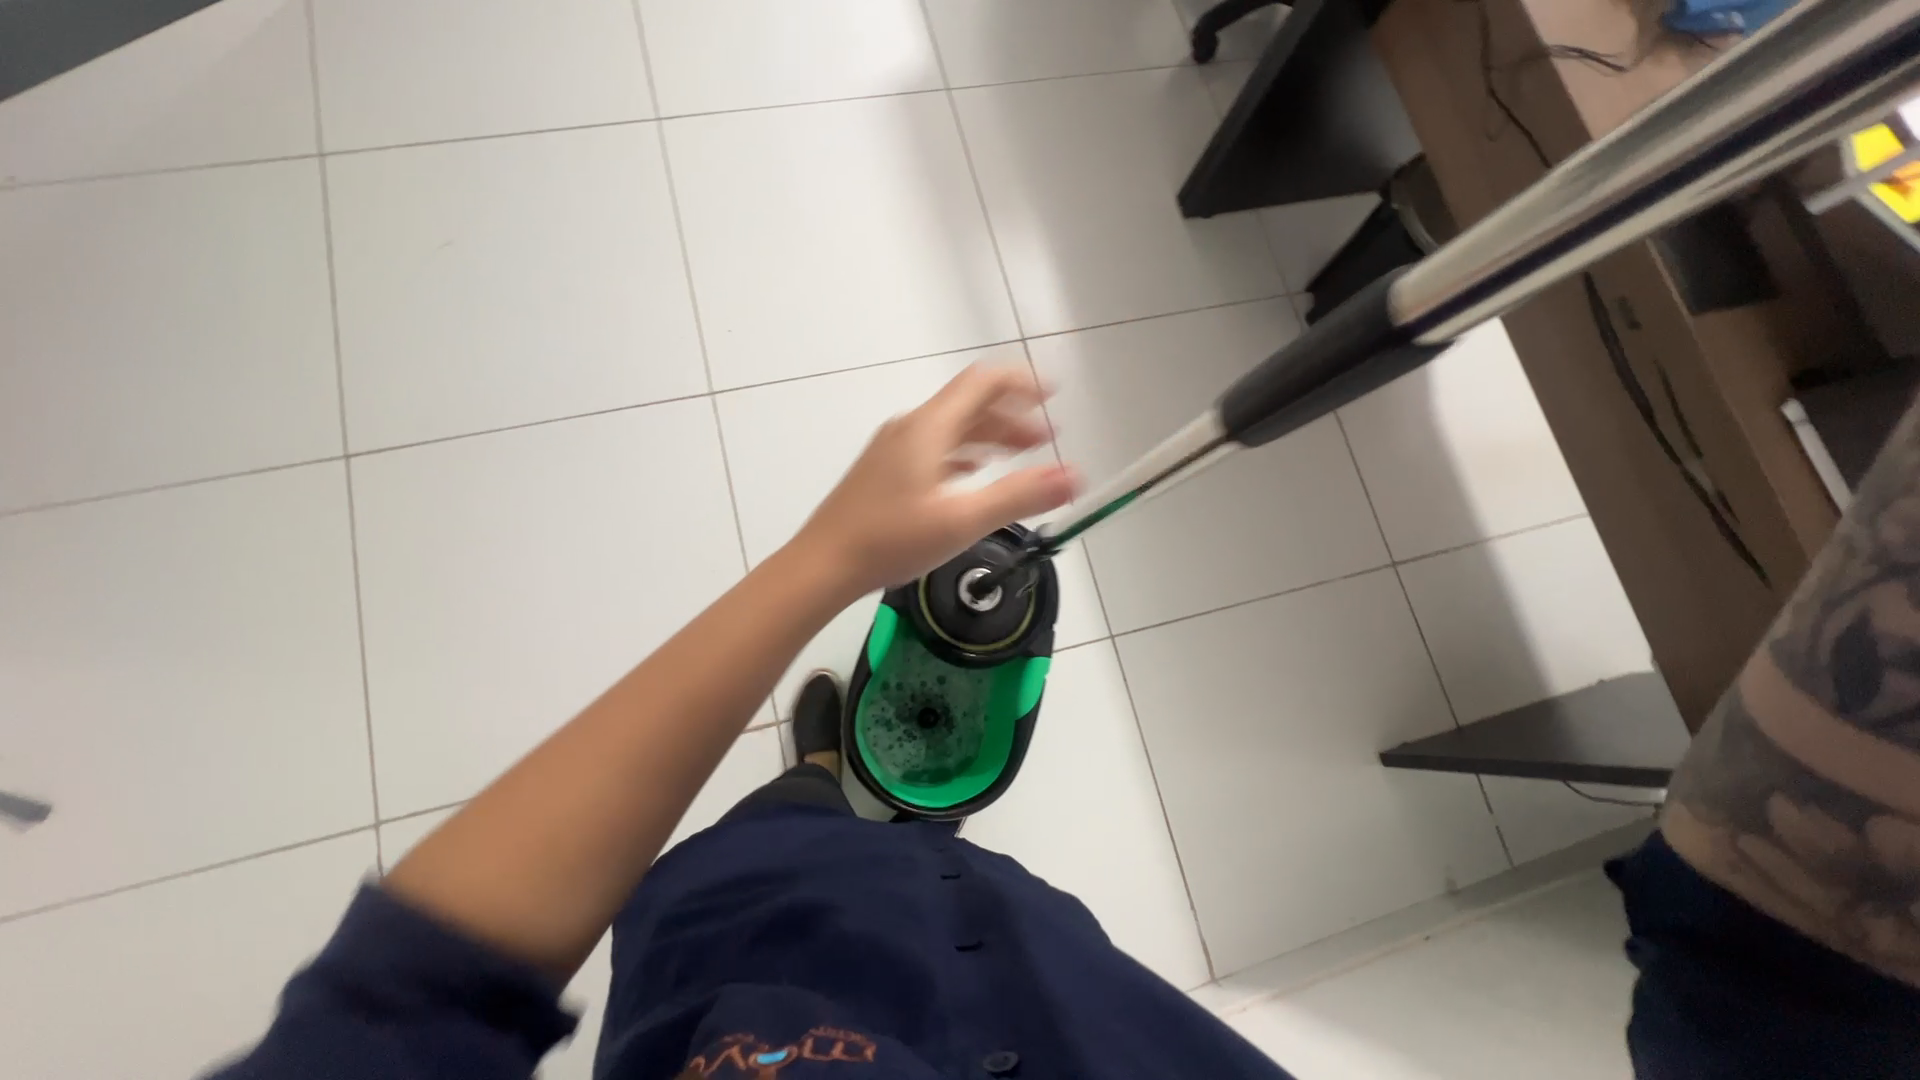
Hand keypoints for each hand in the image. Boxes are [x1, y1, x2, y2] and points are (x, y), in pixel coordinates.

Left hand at [793, 364, 1077, 597]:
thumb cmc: (891, 540)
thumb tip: (1074, 476)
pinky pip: (933, 449)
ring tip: (1019, 459)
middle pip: (969, 406)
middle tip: (1046, 440)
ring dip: (989, 438)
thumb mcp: (962, 521)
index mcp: (929, 428)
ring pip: (951, 430)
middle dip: (1012, 418)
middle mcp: (910, 429)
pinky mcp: (883, 473)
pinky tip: (972, 476)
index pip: (982, 383)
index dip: (1022, 382)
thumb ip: (1020, 496)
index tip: (1053, 395)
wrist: (822, 565)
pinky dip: (963, 454)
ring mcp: (892, 450)